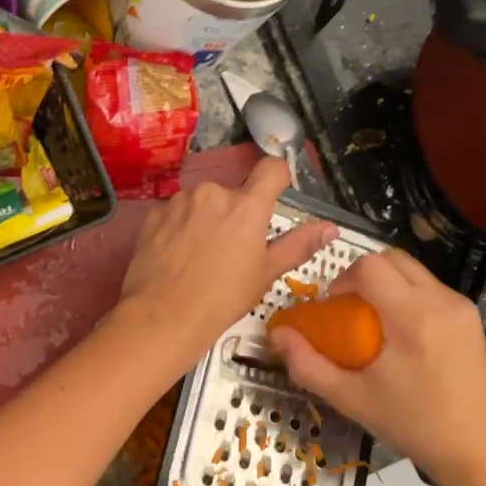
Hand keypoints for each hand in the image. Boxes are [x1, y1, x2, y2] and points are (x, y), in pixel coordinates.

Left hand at [117, 157, 335, 362]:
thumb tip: (330, 227)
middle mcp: (212, 193)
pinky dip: (178, 228)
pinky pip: (175, 213)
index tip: (275, 195)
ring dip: (205, 220)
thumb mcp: (265, 274)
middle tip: (230, 250)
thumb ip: (298, 245)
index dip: (278, 177)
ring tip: (199, 257)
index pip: (272, 168)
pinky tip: (176, 257)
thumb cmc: (222, 299)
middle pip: (232, 193)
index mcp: (247, 206)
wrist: (162, 317)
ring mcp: (179, 201)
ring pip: (201, 203)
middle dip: (234, 214)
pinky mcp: (154, 214)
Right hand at [269, 250, 485, 485]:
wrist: (482, 452)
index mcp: (413, 317)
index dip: (343, 279)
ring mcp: (462, 308)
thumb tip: (277, 335)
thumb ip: (309, 365)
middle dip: (363, 276)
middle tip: (349, 311)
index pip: (370, 266)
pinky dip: (407, 298)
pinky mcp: (472, 319)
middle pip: (392, 259)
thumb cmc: (415, 426)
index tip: (334, 309)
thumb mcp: (352, 399)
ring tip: (374, 326)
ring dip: (386, 285)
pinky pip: (430, 290)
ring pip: (413, 271)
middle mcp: (442, 301)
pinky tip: (401, 339)